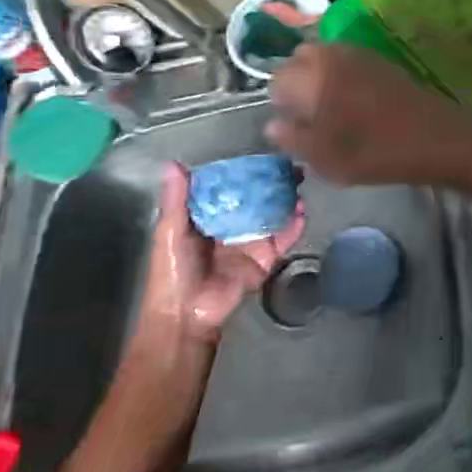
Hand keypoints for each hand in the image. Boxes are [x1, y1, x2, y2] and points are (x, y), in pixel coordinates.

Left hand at [127, 162, 303, 355]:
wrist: (187, 314)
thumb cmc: (173, 270)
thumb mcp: (169, 231)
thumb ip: (176, 199)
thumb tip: (172, 162)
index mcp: (208, 218)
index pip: (230, 189)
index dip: (245, 173)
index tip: (261, 157)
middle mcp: (232, 227)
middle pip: (257, 201)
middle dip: (273, 185)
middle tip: (291, 167)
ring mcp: (251, 243)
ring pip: (274, 217)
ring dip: (287, 202)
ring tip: (299, 185)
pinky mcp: (265, 259)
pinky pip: (283, 240)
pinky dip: (295, 226)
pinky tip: (302, 212)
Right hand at [265, 43, 471, 184]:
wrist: (436, 137)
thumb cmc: (375, 151)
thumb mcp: (326, 159)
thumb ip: (294, 139)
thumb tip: (272, 124)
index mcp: (311, 76)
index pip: (277, 80)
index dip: (281, 103)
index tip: (295, 125)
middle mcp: (332, 55)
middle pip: (299, 60)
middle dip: (297, 82)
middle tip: (310, 115)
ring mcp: (359, 53)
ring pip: (324, 56)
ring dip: (320, 76)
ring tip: (333, 109)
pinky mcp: (382, 60)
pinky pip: (348, 60)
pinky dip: (343, 74)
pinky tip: (357, 102)